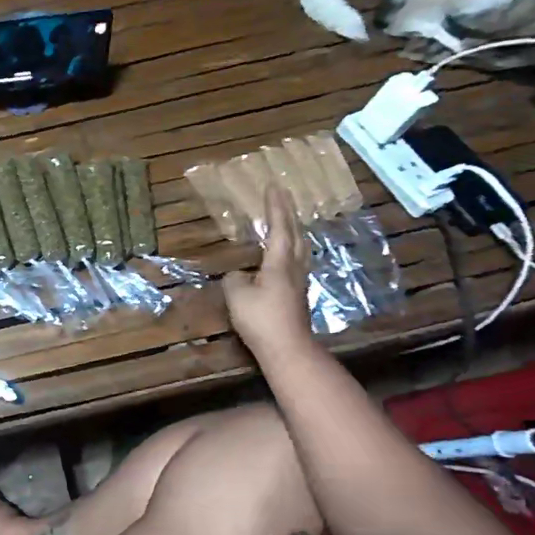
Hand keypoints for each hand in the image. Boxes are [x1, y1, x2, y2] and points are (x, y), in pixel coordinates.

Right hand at [222, 186, 312, 356]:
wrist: (287, 348)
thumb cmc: (260, 319)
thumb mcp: (236, 296)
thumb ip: (234, 279)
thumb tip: (238, 275)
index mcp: (279, 263)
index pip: (278, 228)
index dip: (275, 207)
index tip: (273, 186)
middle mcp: (293, 267)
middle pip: (294, 234)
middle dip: (287, 214)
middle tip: (282, 196)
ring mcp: (298, 281)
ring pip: (299, 247)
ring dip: (293, 230)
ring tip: (287, 220)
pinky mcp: (297, 294)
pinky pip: (296, 261)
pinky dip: (291, 248)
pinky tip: (286, 253)